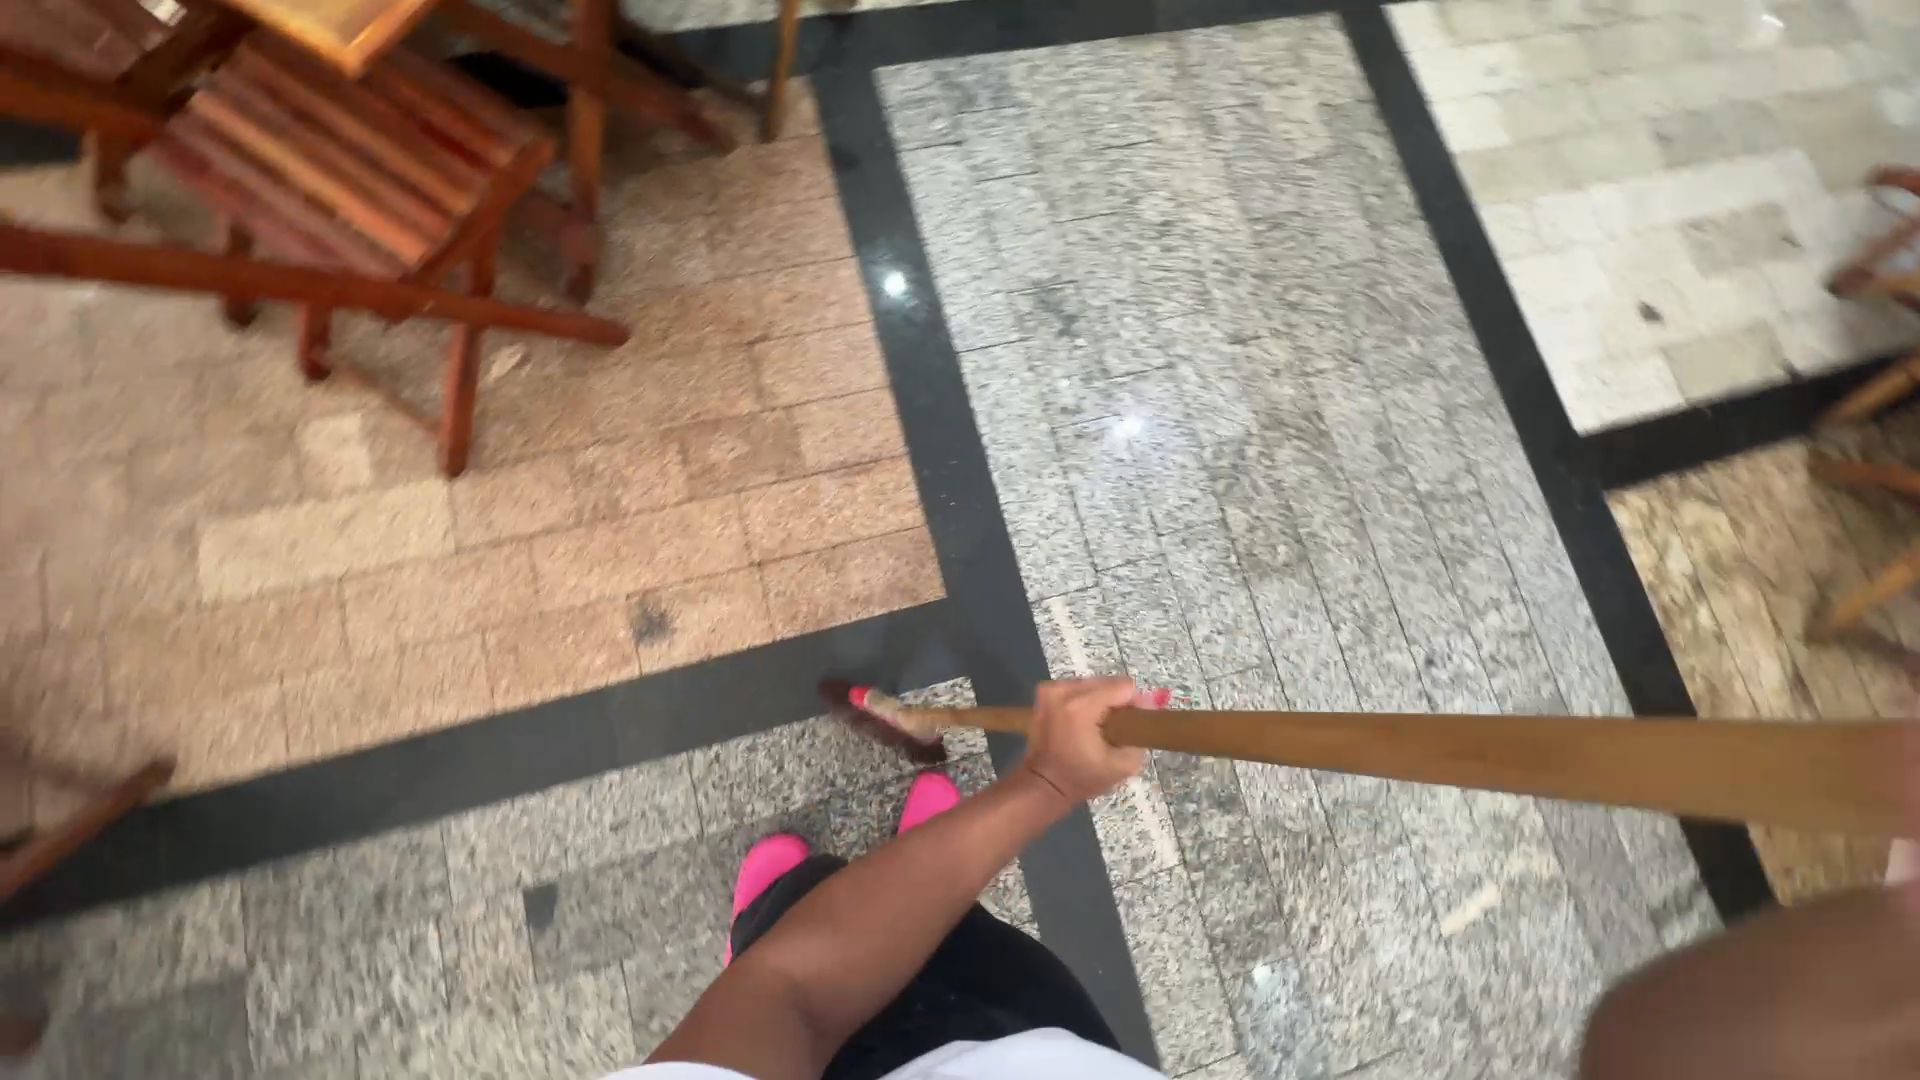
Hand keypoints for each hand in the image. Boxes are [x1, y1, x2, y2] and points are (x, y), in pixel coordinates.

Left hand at [1019, 677, 1152, 803]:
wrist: (1044, 783)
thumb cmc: (1082, 777)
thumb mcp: (1123, 765)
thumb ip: (1141, 734)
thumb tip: (1148, 704)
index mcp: (1080, 707)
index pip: (1122, 687)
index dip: (1134, 703)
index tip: (1133, 722)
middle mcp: (1063, 690)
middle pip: (1106, 682)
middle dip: (1117, 701)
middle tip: (1119, 725)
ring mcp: (1051, 689)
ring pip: (1092, 683)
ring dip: (1101, 699)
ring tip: (1101, 724)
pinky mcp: (1045, 692)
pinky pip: (1077, 688)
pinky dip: (1086, 700)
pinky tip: (1086, 720)